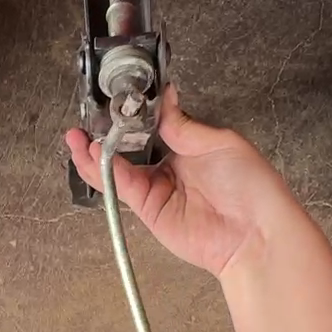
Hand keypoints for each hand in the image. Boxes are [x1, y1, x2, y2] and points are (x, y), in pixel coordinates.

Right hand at [67, 86, 298, 275]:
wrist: (253, 232)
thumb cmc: (251, 188)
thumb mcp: (219, 141)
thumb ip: (183, 125)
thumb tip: (166, 99)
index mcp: (188, 148)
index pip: (150, 127)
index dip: (132, 115)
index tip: (117, 101)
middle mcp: (169, 169)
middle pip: (128, 150)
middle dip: (105, 136)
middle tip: (87, 121)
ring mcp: (157, 191)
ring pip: (117, 170)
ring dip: (95, 155)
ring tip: (77, 139)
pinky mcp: (149, 210)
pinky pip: (123, 187)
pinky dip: (106, 172)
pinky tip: (95, 156)